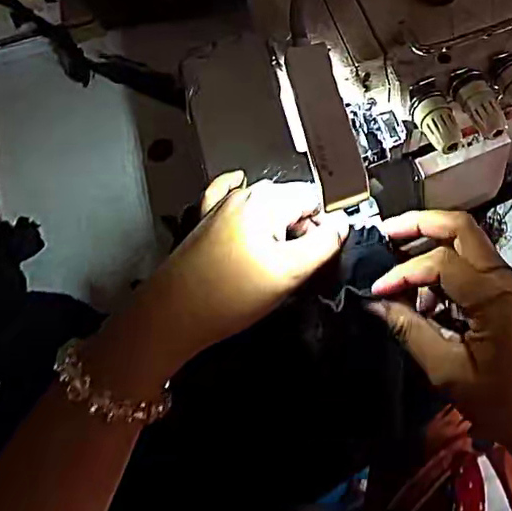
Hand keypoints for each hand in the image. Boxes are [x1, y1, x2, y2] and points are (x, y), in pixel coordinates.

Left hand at [147, 171, 346, 359]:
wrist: (168, 318)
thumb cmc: (231, 295)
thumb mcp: (290, 272)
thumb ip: (325, 243)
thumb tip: (343, 223)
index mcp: (269, 199)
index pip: (316, 199)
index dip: (324, 227)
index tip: (318, 256)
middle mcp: (246, 192)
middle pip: (294, 201)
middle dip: (303, 228)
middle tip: (296, 266)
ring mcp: (223, 204)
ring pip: (269, 205)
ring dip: (279, 226)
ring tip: (273, 260)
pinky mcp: (206, 220)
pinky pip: (232, 197)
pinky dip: (245, 199)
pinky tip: (246, 198)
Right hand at [366, 210, 511, 445]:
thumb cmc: (497, 398)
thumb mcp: (446, 370)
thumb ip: (410, 330)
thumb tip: (376, 304)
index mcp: (493, 296)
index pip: (442, 262)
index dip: (404, 272)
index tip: (377, 289)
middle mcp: (503, 277)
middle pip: (460, 226)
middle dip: (420, 223)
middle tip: (387, 233)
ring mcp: (505, 278)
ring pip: (465, 237)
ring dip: (430, 240)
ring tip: (397, 261)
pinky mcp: (502, 285)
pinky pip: (469, 258)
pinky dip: (441, 262)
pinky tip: (420, 289)